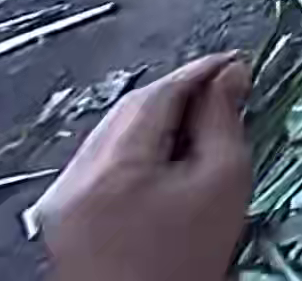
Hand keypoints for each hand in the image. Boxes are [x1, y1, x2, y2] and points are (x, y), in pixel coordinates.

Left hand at [33, 52, 252, 280]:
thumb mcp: (224, 171)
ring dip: (164, 108)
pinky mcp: (65, 210)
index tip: (241, 58)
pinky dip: (145, 134)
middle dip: (182, 87)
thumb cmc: (194, 244)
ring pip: (116, 127)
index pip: (157, 96)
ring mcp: (61, 197)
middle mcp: (72, 179)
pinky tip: (177, 137)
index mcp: (111, 170)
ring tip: (210, 105)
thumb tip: (232, 71)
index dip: (201, 70)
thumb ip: (222, 116)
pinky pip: (107, 152)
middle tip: (231, 79)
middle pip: (130, 109)